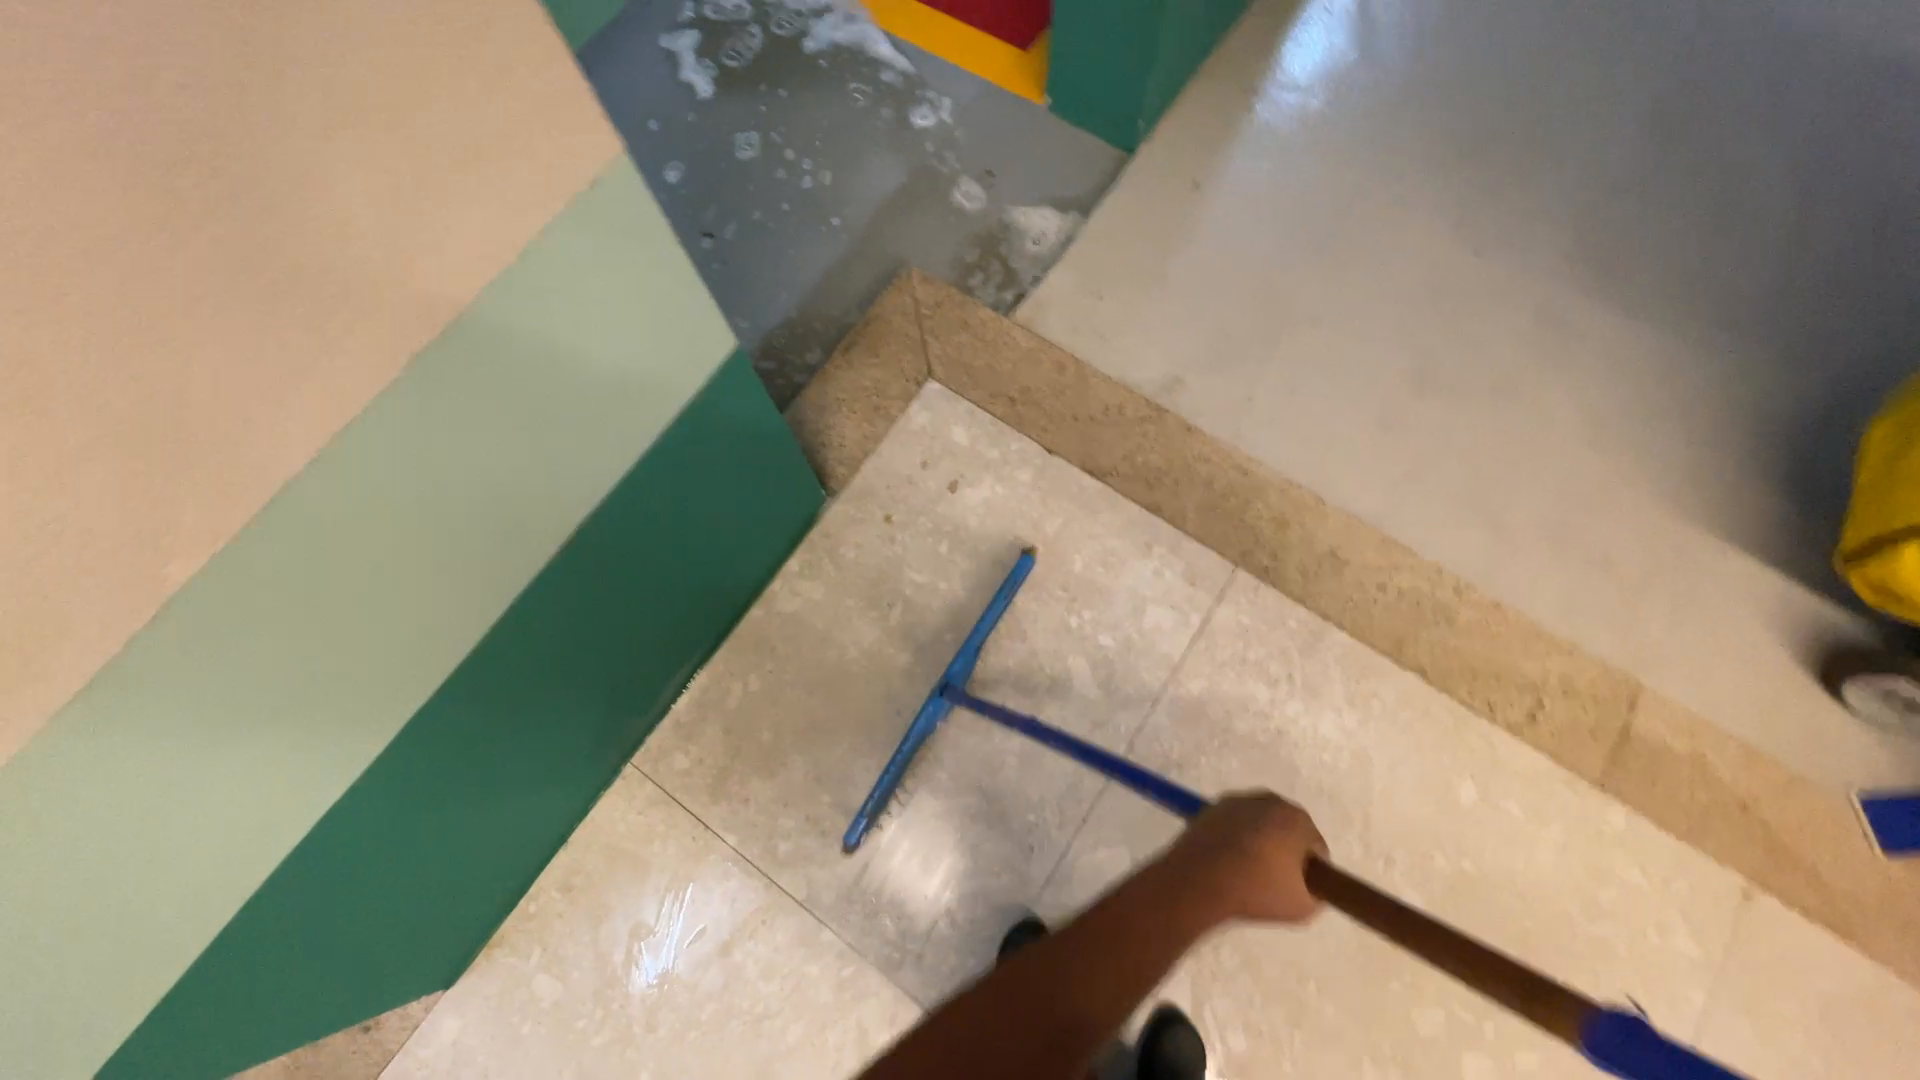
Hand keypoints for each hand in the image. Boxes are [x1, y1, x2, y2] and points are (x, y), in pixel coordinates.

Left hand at [1163, 791, 1327, 924]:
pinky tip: (1228, 860)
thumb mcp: (1303, 908)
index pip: (1314, 846)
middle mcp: (1269, 800)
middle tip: (1275, 879)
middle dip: (1284, 850)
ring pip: (1259, 824)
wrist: (1200, 879)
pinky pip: (1234, 824)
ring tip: (1247, 871)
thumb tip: (1308, 888)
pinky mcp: (1211, 807)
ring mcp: (1236, 800)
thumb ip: (1315, 895)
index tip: (1299, 887)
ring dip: (1258, 841)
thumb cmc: (1257, 890)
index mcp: (1297, 818)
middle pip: (1286, 829)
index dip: (1311, 870)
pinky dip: (1235, 837)